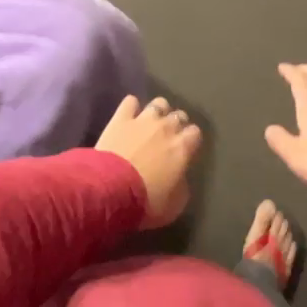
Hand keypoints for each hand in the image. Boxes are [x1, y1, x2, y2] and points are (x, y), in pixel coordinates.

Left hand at [95, 95, 202, 227]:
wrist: (111, 190)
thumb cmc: (146, 202)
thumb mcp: (174, 205)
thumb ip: (181, 186)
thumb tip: (180, 178)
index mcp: (182, 147)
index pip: (195, 133)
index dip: (191, 139)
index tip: (186, 148)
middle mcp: (166, 127)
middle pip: (178, 115)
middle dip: (176, 123)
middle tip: (169, 137)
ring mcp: (143, 119)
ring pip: (158, 103)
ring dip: (158, 112)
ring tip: (151, 122)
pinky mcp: (121, 118)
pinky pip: (130, 102)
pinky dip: (131, 107)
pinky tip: (129, 116)